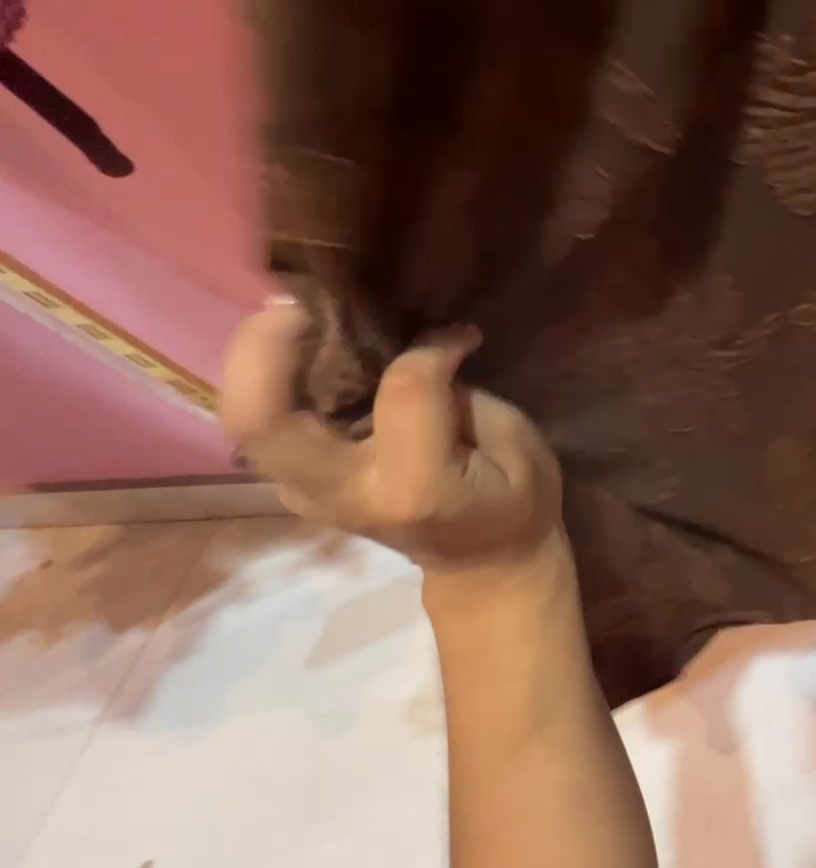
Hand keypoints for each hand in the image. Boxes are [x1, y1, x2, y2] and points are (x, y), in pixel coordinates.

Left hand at [220, 301, 564, 582]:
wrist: (487, 564)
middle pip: (262, 416)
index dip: (433, 347)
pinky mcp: (298, 489)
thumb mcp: (519, 447)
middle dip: (268, 345)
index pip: (403, 390)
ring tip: (301, 320)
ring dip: (260, 360)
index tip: (459, 334)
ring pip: (245, 420)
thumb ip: (462, 399)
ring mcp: (310, 497)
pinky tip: (311, 358)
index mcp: (415, 485)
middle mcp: (345, 491)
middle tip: (305, 304)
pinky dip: (276, 384)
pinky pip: (269, 429)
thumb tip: (418, 352)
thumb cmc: (519, 506)